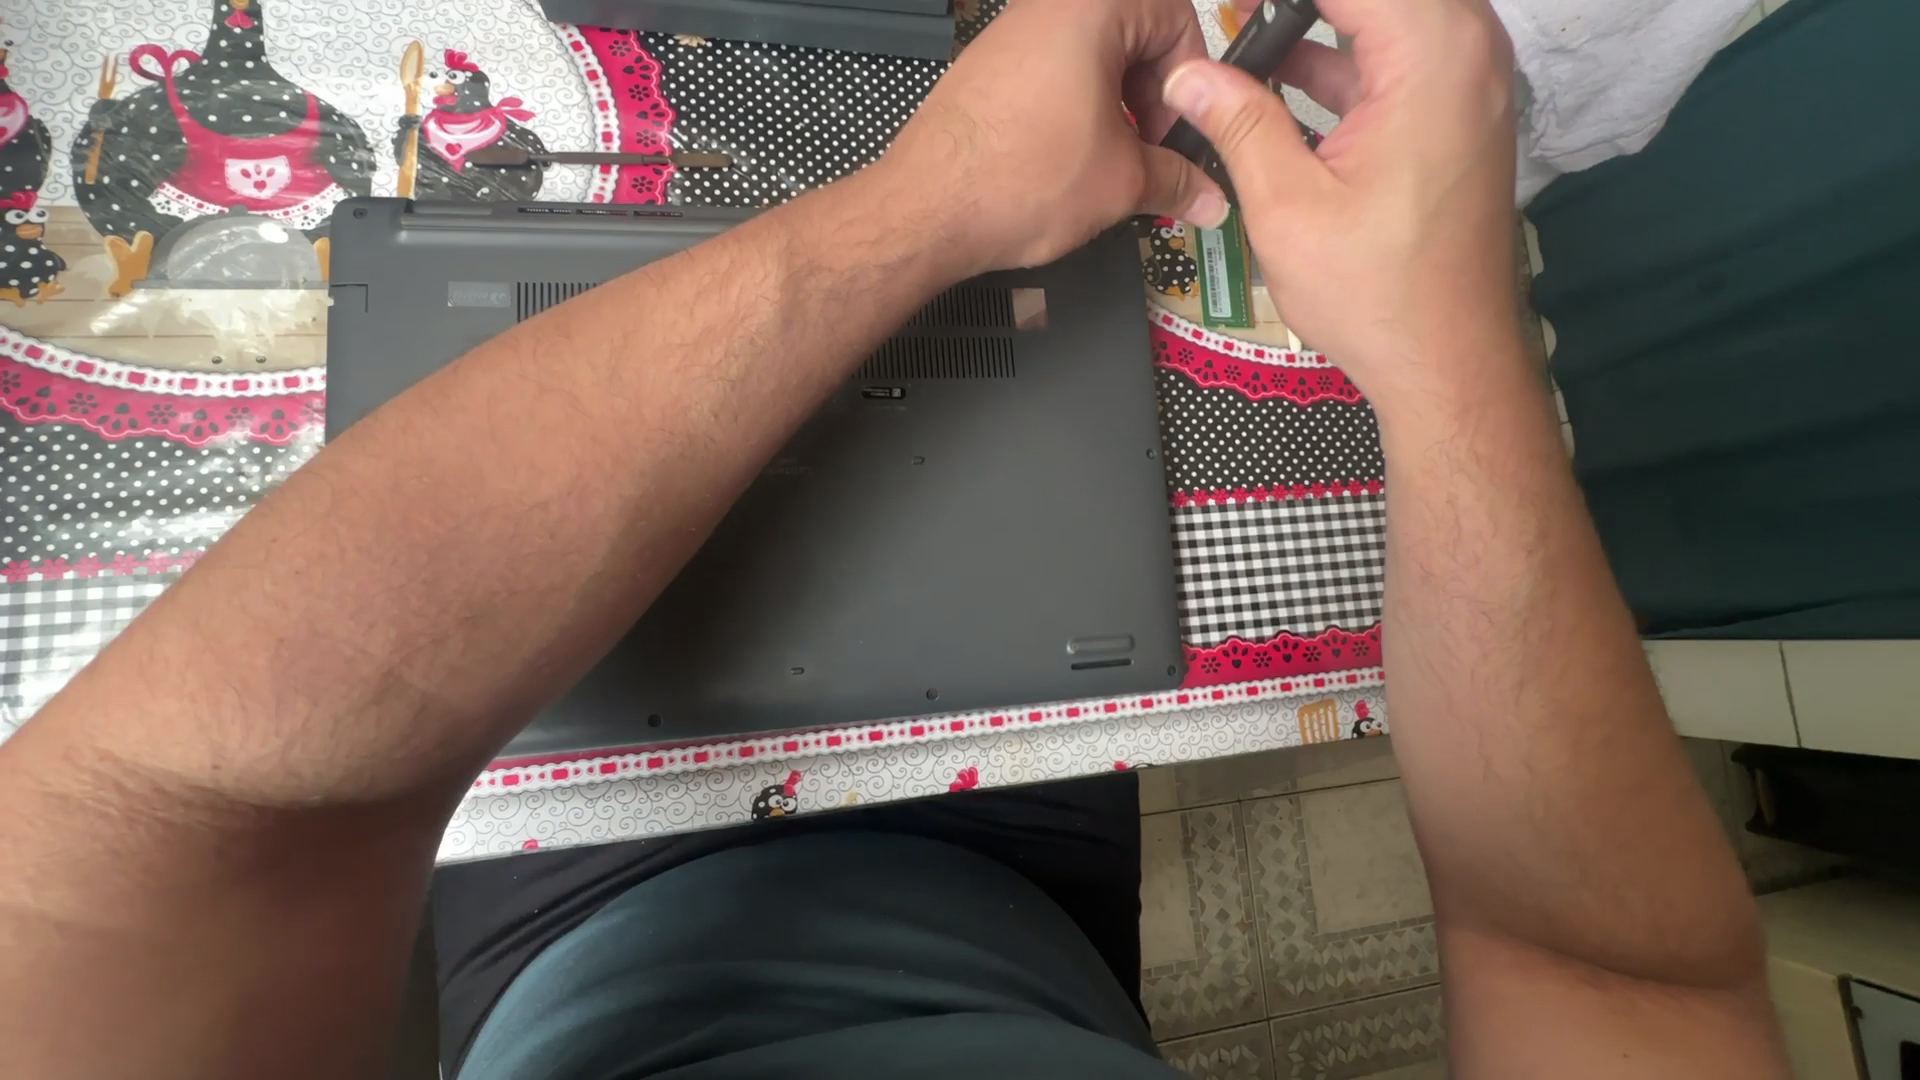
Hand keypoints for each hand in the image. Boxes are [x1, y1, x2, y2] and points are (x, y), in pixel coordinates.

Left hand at [872, 0, 1228, 273]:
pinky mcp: (982, 73)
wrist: (927, 210)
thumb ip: (1174, 181)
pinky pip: (1046, 81)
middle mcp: (1048, 6)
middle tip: (1147, 156)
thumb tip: (1209, 196)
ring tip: (1104, 171)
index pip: (1178, 18)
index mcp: (1094, 5)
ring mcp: (1008, 36)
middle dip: (1150, 100)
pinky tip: (1061, 169)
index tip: (1182, 134)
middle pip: (1131, 38)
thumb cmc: (1024, 181)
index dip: (1192, 84)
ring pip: (1087, 64)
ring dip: (1110, 114)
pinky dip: (1069, 118)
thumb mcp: (1119, 183)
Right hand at [1159, 0, 1519, 416]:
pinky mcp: (1458, 116)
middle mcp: (1467, 48)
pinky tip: (1282, 87)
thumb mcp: (1286, 206)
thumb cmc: (1369, 289)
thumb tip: (1187, 76)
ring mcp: (1470, 82)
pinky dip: (1342, 63)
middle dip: (1295, 8)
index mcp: (1430, 54)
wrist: (1444, 354)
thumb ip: (1239, 125)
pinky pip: (1397, 61)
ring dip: (1316, 29)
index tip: (1225, 6)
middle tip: (1232, 26)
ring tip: (1241, 54)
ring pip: (1387, 21)